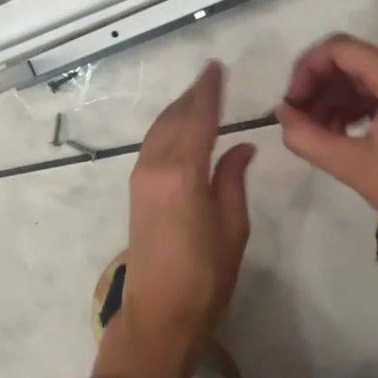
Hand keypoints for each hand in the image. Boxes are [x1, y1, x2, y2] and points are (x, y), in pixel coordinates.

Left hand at [93, 61, 256, 377]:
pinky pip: (152, 145)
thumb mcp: (232, 227)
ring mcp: (141, 176)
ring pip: (160, 130)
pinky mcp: (136, 188)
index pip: (197, 120)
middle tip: (209, 75)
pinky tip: (179, 126)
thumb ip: (232, 179)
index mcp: (183, 173)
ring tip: (197, 94)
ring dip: (177, 109)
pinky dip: (167, 127)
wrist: (160, 309)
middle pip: (174, 120)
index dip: (207, 93)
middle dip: (192, 96)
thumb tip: (241, 144)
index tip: (215, 69)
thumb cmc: (207, 274)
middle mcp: (155, 166)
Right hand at [275, 34, 377, 263]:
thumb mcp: (355, 168)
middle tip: (298, 119)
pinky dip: (356, 108)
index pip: (340, 50)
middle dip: (318, 86)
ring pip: (366, 77)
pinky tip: (342, 134)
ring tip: (316, 131)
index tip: (291, 103)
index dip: (306, 70)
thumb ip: (307, 136)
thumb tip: (283, 115)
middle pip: (352, 61)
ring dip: (334, 98)